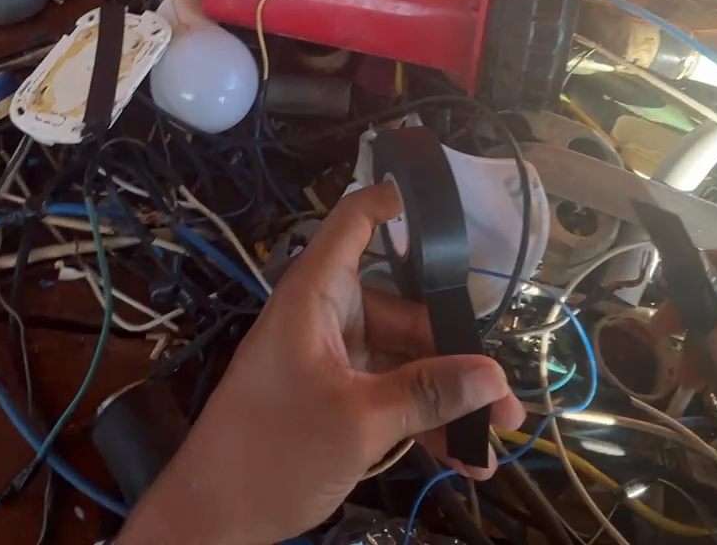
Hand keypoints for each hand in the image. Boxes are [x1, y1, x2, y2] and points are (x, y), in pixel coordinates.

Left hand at [118, 181, 525, 544]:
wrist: (213, 515)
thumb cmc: (274, 449)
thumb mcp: (358, 421)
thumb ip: (426, 394)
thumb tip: (493, 376)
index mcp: (316, 294)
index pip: (353, 223)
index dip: (391, 202)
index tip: (440, 201)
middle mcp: (326, 313)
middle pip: (401, 310)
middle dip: (453, 353)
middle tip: (503, 398)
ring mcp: (330, 355)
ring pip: (401, 358)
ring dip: (445, 397)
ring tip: (492, 439)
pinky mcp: (334, 392)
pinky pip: (387, 390)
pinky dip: (420, 418)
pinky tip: (460, 458)